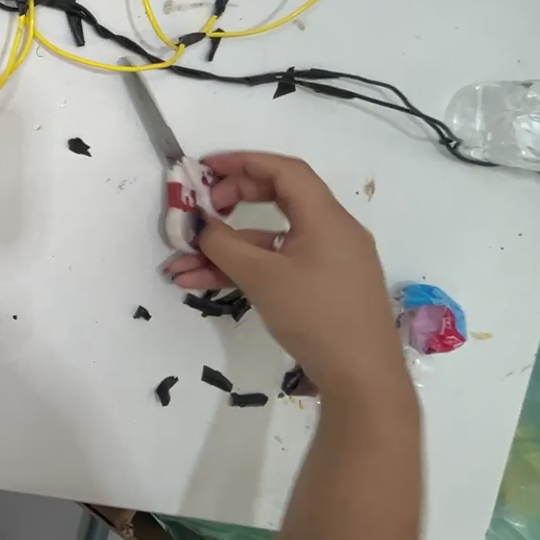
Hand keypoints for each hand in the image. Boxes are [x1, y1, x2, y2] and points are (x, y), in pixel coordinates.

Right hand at [165, 153, 407, 401]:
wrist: (361, 378)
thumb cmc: (316, 316)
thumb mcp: (259, 275)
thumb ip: (221, 242)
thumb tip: (196, 222)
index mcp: (327, 221)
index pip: (285, 172)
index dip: (242, 162)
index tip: (202, 169)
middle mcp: (329, 232)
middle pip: (274, 197)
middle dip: (228, 200)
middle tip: (197, 211)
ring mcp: (323, 258)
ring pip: (263, 237)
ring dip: (220, 246)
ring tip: (179, 264)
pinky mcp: (316, 281)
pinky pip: (270, 260)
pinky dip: (235, 266)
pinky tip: (199, 281)